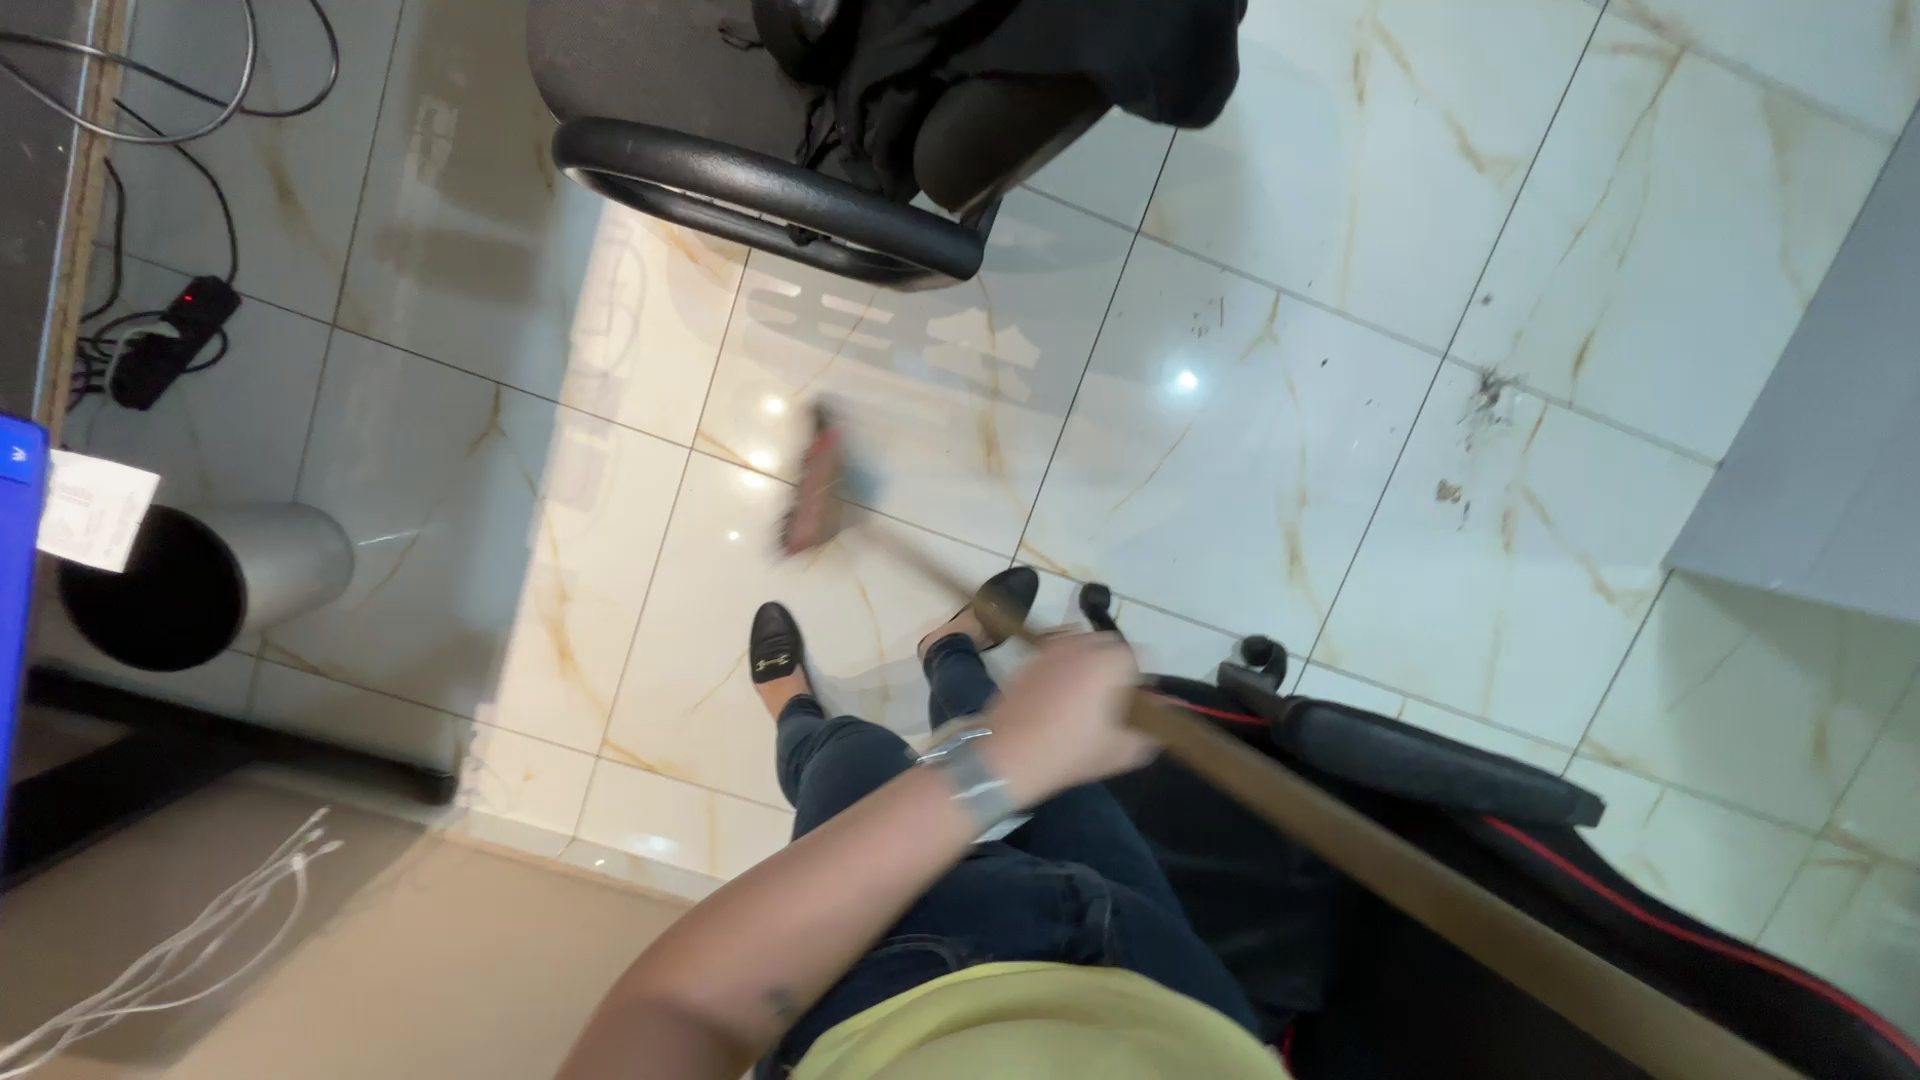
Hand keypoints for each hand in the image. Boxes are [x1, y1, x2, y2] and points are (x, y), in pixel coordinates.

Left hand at [980, 632, 1156, 805]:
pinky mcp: (1027, 659)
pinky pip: (1054, 652)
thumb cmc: (1069, 752)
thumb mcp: (1119, 752)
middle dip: (1115, 663)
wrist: (1008, 754)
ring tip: (1086, 690)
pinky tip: (1059, 690)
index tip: (1137, 700)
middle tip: (1114, 695)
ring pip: (1080, 642)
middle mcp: (1080, 645)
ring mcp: (1050, 649)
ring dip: (1088, 658)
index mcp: (1108, 661)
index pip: (1138, 656)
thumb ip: (1148, 734)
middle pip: (1108, 643)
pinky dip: (1063, 662)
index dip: (1140, 678)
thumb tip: (1159, 726)